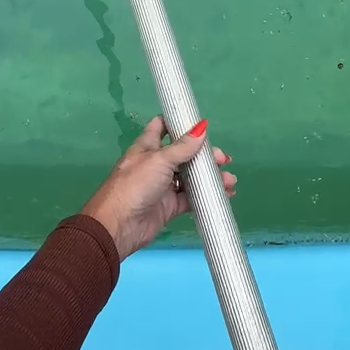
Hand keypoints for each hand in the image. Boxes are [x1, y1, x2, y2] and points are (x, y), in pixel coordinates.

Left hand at [80, 116, 234, 259]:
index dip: (179, 123)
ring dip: (209, 177)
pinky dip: (206, 196)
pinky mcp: (168, 206)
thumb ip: (183, 146)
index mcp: (147, 146)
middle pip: (183, 153)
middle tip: (224, 160)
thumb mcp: (160, 160)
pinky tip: (223, 195)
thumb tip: (202, 126)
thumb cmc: (135, 184)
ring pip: (189, 177)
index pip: (162, 126)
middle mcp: (156, 163)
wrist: (118, 226)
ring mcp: (162, 185)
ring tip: (230, 181)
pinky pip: (190, 198)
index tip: (201, 125)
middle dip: (204, 155)